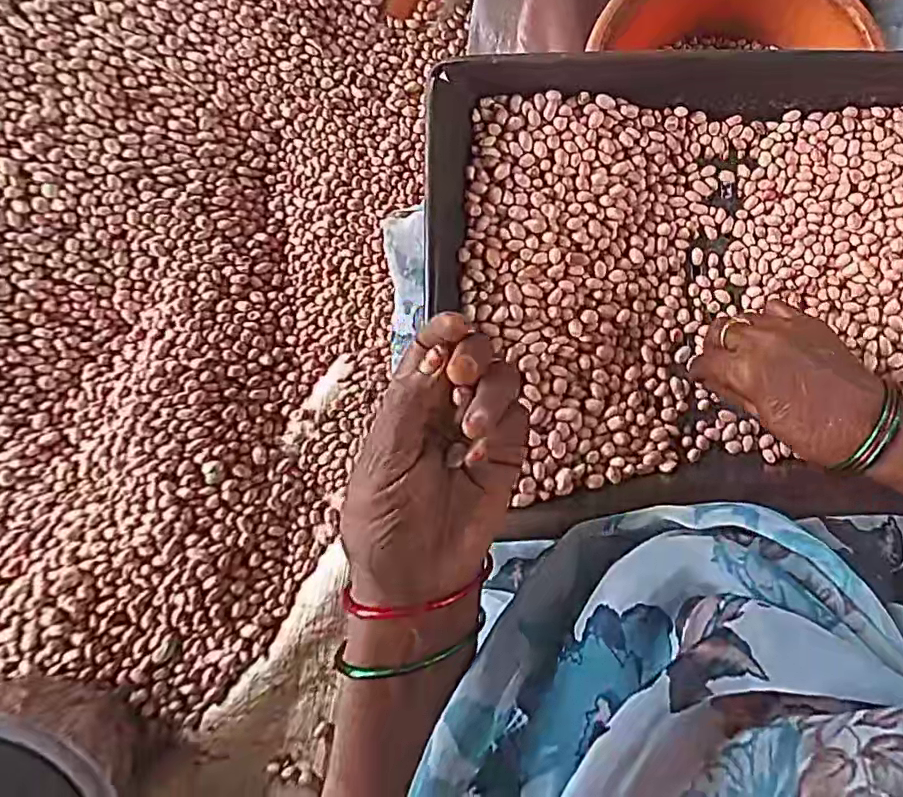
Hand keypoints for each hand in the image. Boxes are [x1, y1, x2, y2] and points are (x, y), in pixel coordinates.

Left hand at [341, 314, 528, 607]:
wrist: (418, 578)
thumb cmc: (385, 519)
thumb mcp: (383, 457)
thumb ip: (409, 401)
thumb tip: (436, 351)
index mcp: (411, 400)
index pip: (430, 349)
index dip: (443, 329)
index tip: (455, 323)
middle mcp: (448, 404)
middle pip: (473, 352)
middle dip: (473, 353)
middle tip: (461, 376)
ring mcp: (482, 425)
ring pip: (503, 377)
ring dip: (490, 393)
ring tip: (472, 429)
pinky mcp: (508, 449)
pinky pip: (518, 416)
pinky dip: (503, 427)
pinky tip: (479, 456)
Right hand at [688, 300, 887, 468]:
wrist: (867, 423)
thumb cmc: (815, 433)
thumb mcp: (766, 419)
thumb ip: (737, 394)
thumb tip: (717, 381)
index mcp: (744, 370)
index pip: (706, 361)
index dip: (698, 369)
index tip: (699, 374)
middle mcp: (759, 341)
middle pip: (720, 330)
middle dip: (714, 346)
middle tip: (718, 360)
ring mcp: (785, 328)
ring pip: (745, 317)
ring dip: (738, 332)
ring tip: (743, 347)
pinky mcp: (807, 322)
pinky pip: (774, 309)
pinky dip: (766, 319)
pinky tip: (770, 334)